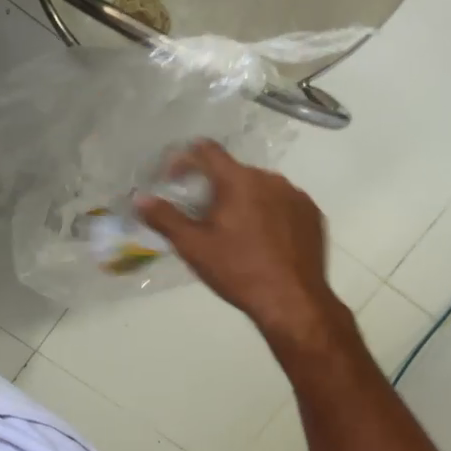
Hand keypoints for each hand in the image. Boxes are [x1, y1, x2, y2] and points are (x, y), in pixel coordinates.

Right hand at [137, 140, 350, 349]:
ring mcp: (296, 195)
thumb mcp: (192, 246)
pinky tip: (259, 239)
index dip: (185, 158)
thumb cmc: (237, 270)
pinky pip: (281, 203)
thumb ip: (164, 218)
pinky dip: (265, 213)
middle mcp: (270, 179)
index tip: (172, 176)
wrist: (292, 299)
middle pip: (233, 172)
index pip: (208, 152)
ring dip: (240, 200)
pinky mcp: (311, 213)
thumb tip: (139, 198)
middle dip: (213, 187)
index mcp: (238, 181)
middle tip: (199, 215)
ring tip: (231, 231)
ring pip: (258, 188)